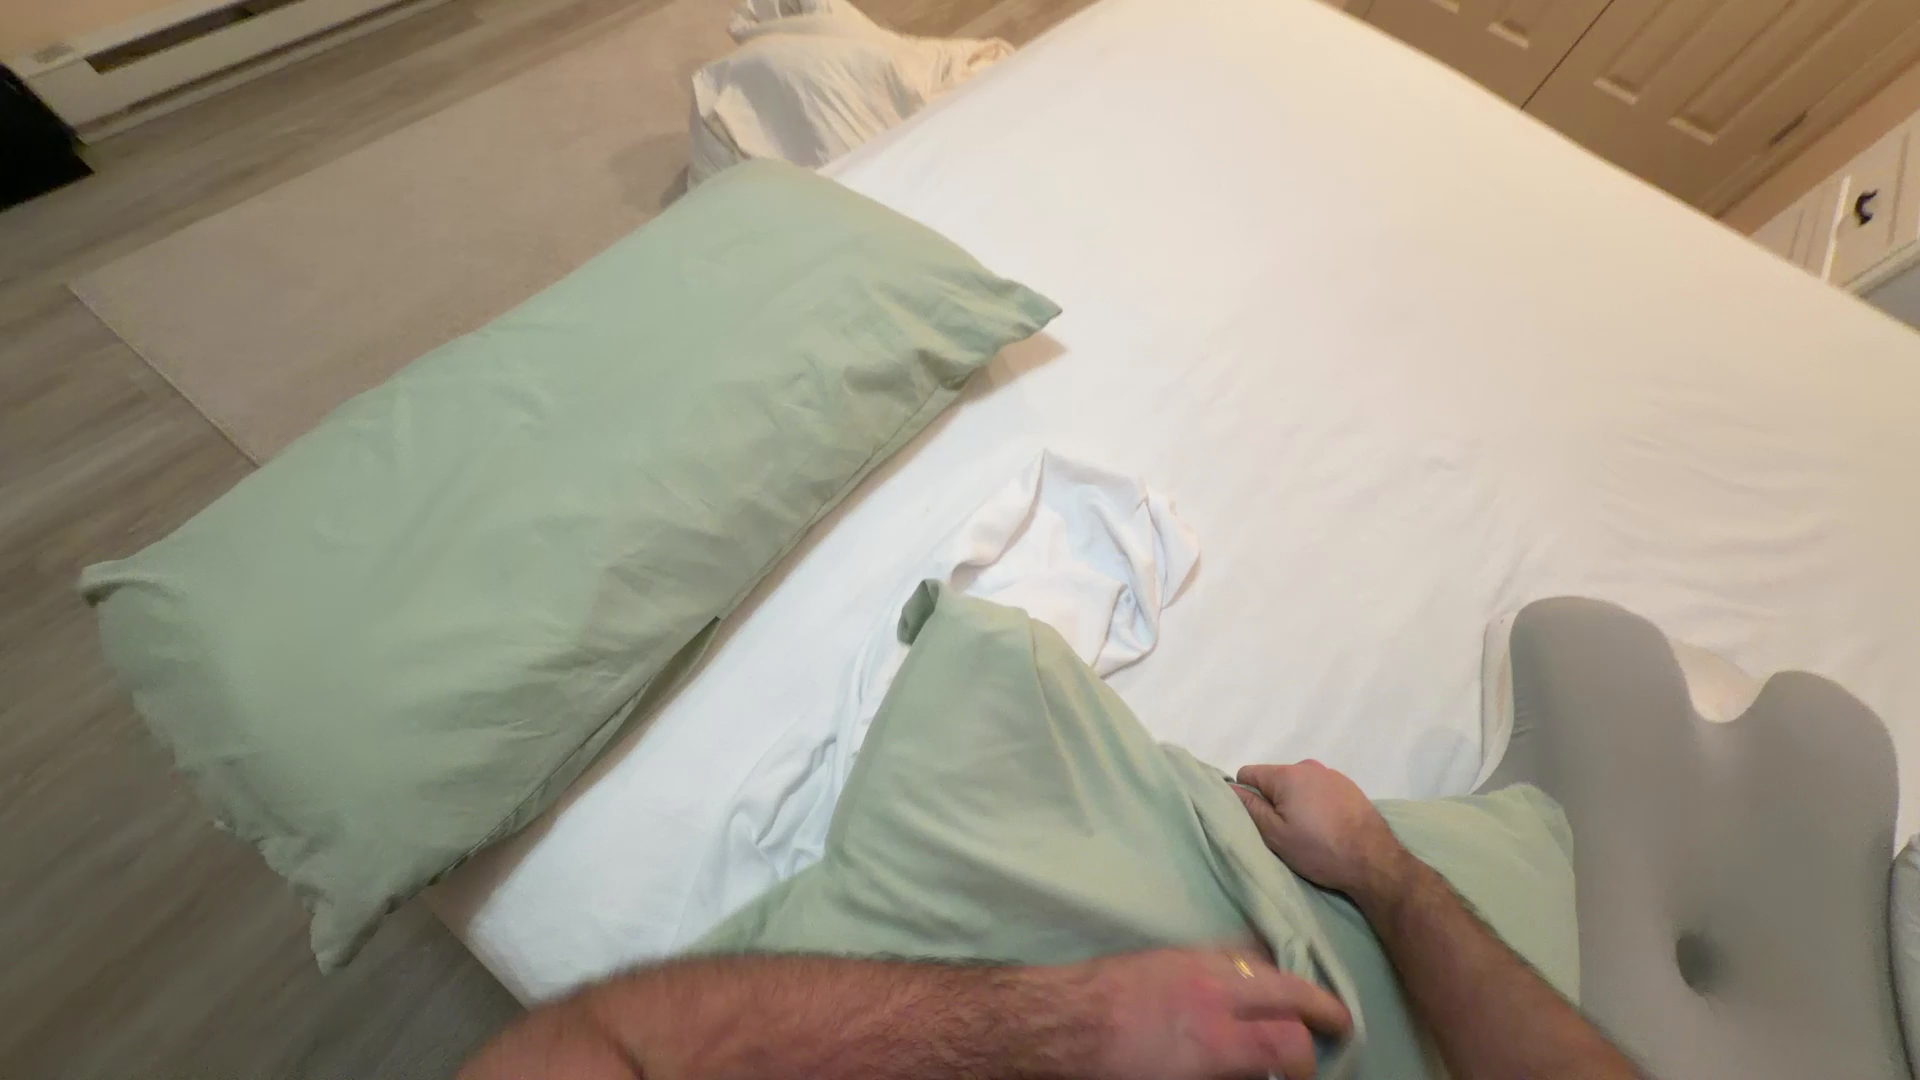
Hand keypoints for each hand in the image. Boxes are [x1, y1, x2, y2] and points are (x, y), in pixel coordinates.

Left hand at [1062, 946, 1349, 1079]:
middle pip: (1285, 988)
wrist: (1070, 1019)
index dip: (1308, 1062)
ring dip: (1284, 978)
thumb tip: (1261, 1066)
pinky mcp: (1174, 950)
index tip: (1304, 1074)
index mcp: (1217, 1038)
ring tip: (1300, 996)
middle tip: (1339, 1020)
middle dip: (1319, 1005)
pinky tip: (1252, 972)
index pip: (1290, 1042)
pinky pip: (1226, 948)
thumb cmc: (1120, 1068)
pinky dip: (1250, 960)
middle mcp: (1213, 992)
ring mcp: (1193, 963)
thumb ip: (1232, 1071)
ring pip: (1257, 960)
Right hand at [1233, 761, 1412, 904]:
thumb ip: (1249, 807)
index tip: (1261, 820)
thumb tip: (1230, 787)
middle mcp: (1308, 766)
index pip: (1248, 774)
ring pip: (1298, 784)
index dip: (1248, 796)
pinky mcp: (1349, 786)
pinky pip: (1319, 789)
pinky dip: (1317, 802)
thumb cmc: (1320, 849)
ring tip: (1311, 830)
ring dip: (1297, 801)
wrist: (1377, 863)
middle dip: (1274, 799)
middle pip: (1274, 779)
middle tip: (1287, 830)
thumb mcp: (1275, 834)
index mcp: (1286, 774)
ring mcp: (1332, 774)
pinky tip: (1329, 825)